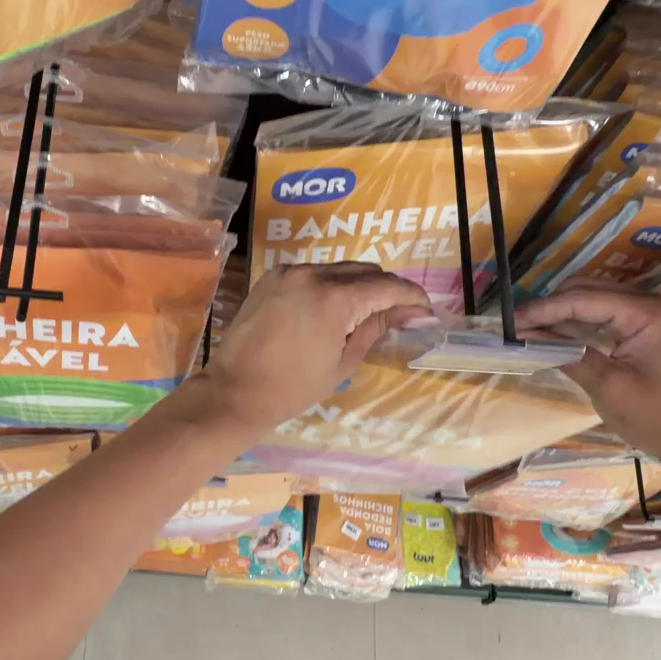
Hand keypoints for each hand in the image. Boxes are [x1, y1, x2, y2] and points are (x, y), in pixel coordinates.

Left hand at [199, 263, 432, 432]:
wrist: (235, 391)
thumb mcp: (343, 361)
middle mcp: (312, 275)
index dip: (411, 296)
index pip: (386, 286)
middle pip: (364, 270)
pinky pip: (312, 273)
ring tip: (364, 313)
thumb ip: (377, 328)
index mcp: (334, 298)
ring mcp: (288, 273)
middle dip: (385, 289)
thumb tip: (414, 313)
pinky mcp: (271, 278)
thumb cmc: (293, 387)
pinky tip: (331, 310)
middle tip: (398, 314)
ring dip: (357, 285)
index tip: (424, 310)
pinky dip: (328, 285)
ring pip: (338, 268)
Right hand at [520, 285, 660, 472]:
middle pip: (592, 292)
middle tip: (518, 328)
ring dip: (566, 315)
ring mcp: (659, 318)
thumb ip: (570, 356)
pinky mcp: (658, 333)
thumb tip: (531, 338)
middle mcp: (656, 306)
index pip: (585, 299)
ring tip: (532, 332)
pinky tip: (561, 338)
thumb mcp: (609, 389)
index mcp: (650, 314)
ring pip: (600, 304)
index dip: (544, 309)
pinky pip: (613, 319)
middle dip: (553, 307)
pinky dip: (585, 325)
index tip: (510, 322)